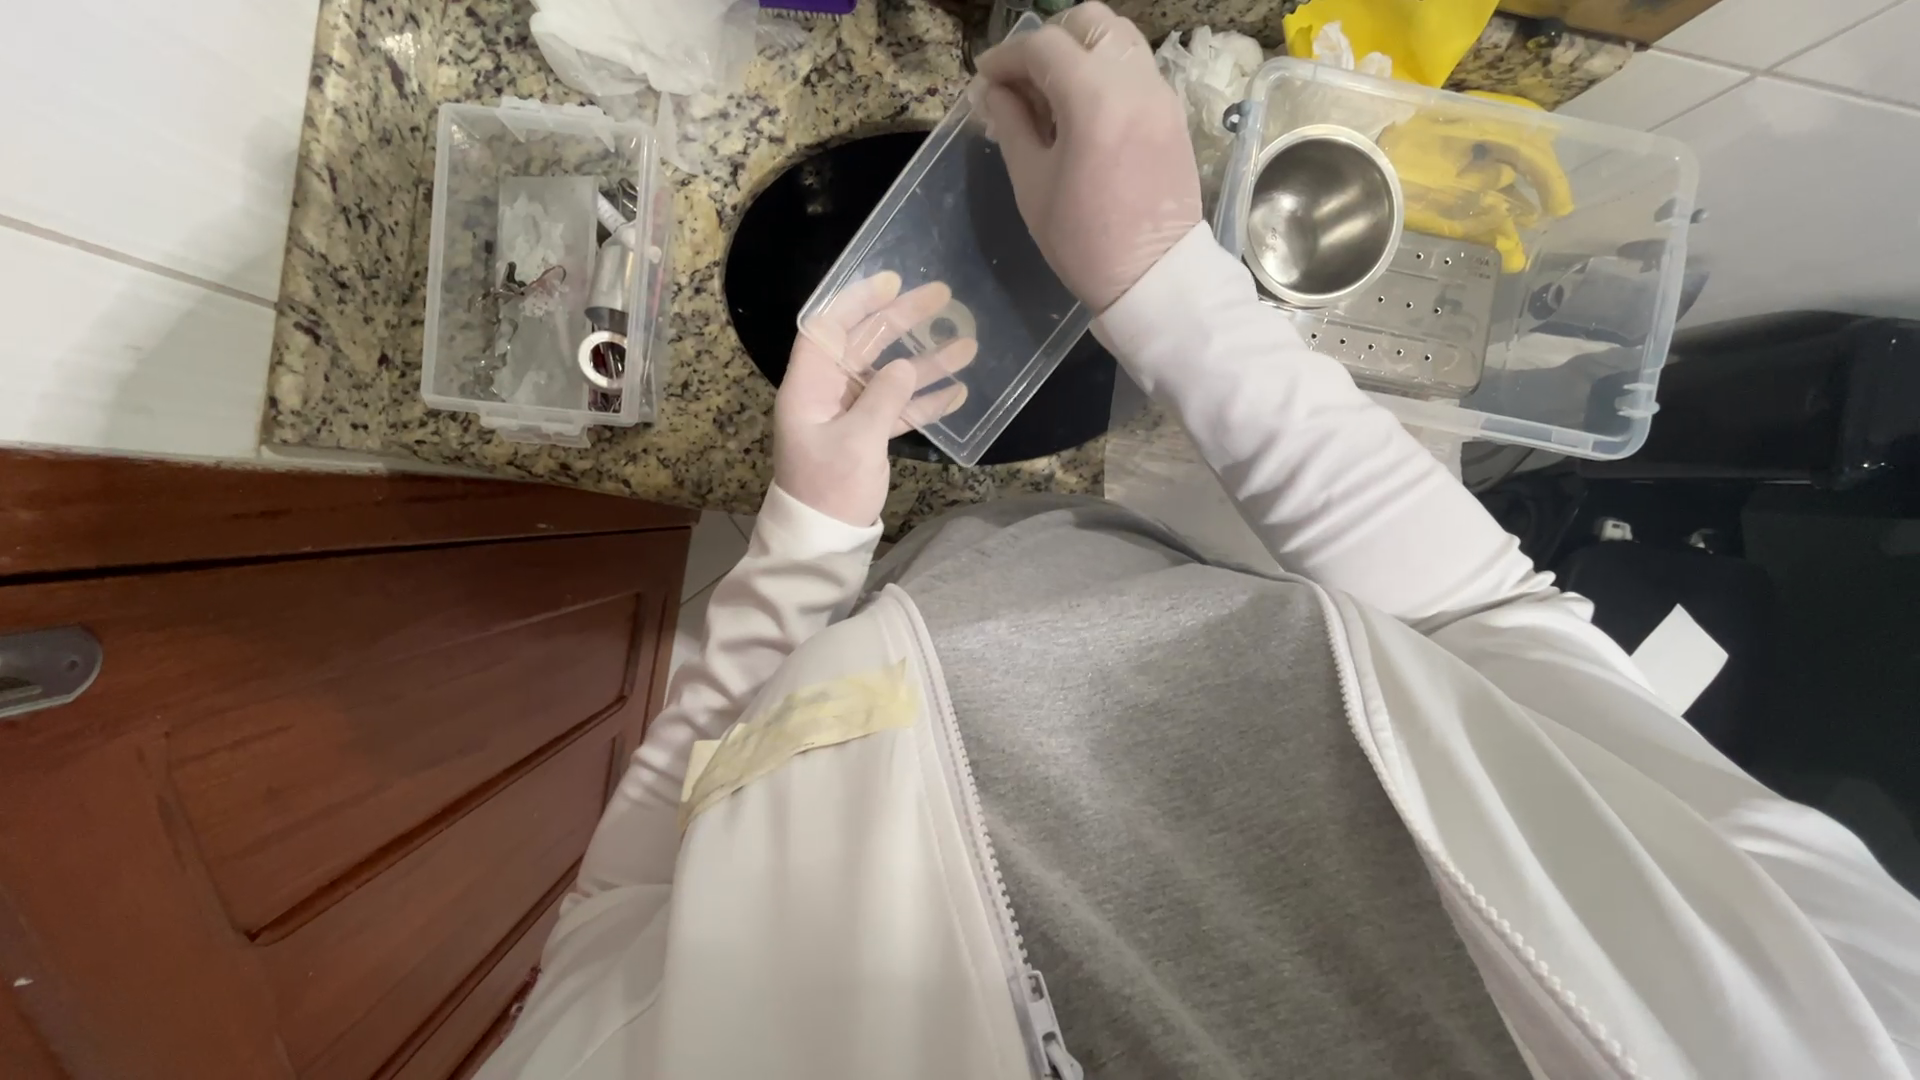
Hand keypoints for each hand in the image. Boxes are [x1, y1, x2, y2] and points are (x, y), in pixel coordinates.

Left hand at [774, 272, 976, 526]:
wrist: (823, 541)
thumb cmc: (830, 491)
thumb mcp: (856, 443)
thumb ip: (882, 399)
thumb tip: (904, 366)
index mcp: (809, 387)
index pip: (828, 327)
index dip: (857, 301)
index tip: (892, 283)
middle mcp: (827, 393)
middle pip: (865, 345)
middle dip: (902, 321)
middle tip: (942, 298)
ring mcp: (848, 415)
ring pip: (889, 377)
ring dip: (926, 362)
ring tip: (966, 345)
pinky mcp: (866, 436)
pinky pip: (897, 409)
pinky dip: (924, 401)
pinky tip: (957, 393)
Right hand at [974, 3, 1202, 311]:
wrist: (1152, 279)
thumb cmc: (1083, 243)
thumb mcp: (1033, 186)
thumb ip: (1012, 126)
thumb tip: (995, 91)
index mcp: (1094, 99)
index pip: (1043, 46)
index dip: (1007, 56)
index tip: (985, 78)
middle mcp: (1134, 81)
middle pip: (1088, 23)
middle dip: (1048, 43)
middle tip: (1023, 82)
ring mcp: (1161, 94)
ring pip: (1118, 39)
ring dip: (1080, 53)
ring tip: (1054, 96)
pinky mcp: (1173, 114)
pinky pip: (1136, 70)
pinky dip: (1106, 74)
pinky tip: (1085, 113)